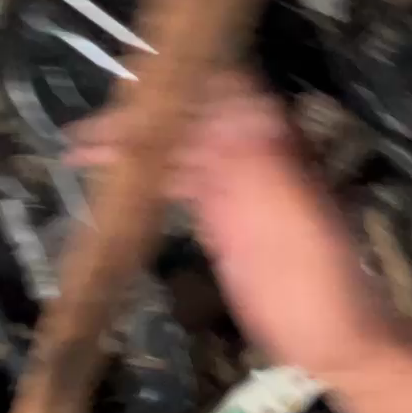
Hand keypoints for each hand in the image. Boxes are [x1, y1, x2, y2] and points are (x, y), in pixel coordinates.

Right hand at [68, 73, 411, 388]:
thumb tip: (234, 101)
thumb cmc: (318, 280)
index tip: (137, 73)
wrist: (329, 338)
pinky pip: (175, 183)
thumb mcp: (292, 218)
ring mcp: (231, 185)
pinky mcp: (217, 217)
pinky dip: (143, 178)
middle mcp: (247, 154)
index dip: (180, 78)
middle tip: (90, 122)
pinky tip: (114, 177)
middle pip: (187, 118)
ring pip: (174, 150)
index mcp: (269, 145)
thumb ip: (259, 159)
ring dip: (132, 146)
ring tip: (82, 147)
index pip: (220, 91)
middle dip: (142, 115)